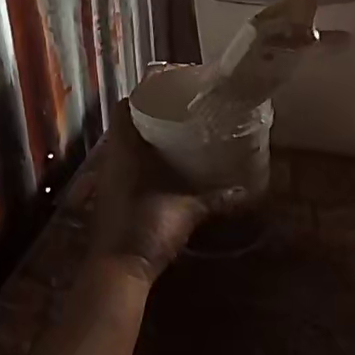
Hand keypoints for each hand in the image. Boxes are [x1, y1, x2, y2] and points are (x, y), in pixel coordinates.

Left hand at [88, 104, 225, 282]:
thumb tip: (248, 191)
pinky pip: (123, 167)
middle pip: (123, 126)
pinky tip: (162, 169)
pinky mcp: (109, 196)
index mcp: (123, 150)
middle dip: (147, 118)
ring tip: (174, 137)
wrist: (119, 264)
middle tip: (178, 113)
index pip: (122, 109)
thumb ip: (216, 198)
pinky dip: (139, 162)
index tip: (165, 91)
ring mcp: (107, 178)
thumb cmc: (148, 225)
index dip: (140, 96)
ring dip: (143, 140)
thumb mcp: (187, 209)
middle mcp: (110, 158)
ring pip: (122, 147)